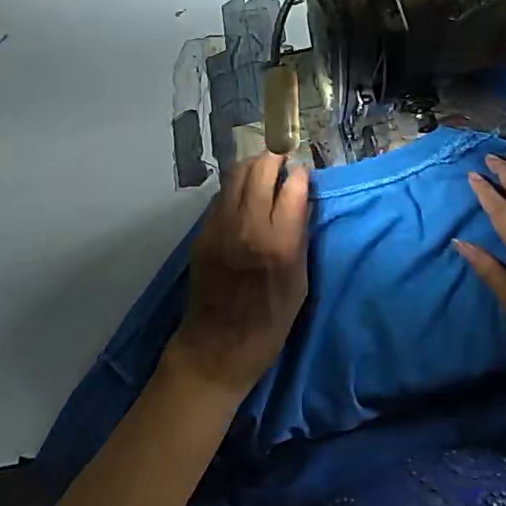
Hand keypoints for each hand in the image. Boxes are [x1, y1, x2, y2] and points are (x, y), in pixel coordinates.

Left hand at [164, 152, 311, 400]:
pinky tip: (244, 196)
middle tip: (283, 161)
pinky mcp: (203, 231)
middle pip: (261, 170)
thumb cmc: (269, 323)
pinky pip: (222, 195)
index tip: (303, 172)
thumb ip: (299, 237)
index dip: (300, 174)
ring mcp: (220, 226)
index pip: (292, 187)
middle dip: (275, 159)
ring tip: (264, 170)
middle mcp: (248, 226)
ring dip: (253, 166)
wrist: (218, 347)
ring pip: (236, 175)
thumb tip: (300, 201)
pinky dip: (236, 187)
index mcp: (279, 243)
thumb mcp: (299, 283)